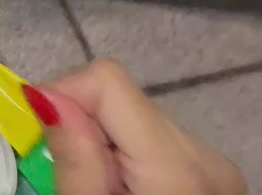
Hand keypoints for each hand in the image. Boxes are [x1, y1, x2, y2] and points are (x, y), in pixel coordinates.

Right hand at [29, 59, 245, 194]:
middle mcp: (206, 152)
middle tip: (74, 170)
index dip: (64, 93)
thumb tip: (45, 95)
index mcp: (179, 163)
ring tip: (104, 183)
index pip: (108, 77)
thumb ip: (76, 158)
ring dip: (102, 135)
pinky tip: (128, 186)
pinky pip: (152, 135)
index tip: (47, 134)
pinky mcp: (215, 174)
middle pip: (118, 93)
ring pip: (132, 112)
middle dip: (81, 119)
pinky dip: (127, 150)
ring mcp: (216, 164)